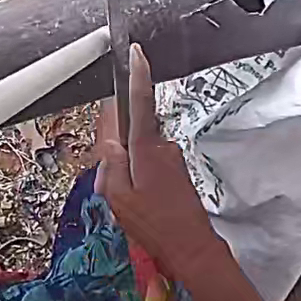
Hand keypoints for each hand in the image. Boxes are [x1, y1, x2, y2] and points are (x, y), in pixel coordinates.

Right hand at [95, 44, 229, 278]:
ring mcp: (171, 158)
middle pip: (129, 132)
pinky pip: (147, 163)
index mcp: (145, 149)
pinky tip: (138, 202)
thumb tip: (109, 142)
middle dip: (114, 150)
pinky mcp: (175, 170)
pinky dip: (137, 176)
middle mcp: (162, 147)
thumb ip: (111, 164)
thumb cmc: (155, 225)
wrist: (191, 248)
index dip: (137, 75)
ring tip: (128, 200)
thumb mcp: (118, 197)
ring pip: (137, 151)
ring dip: (126, 168)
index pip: (139, 103)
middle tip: (112, 183)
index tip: (136, 53)